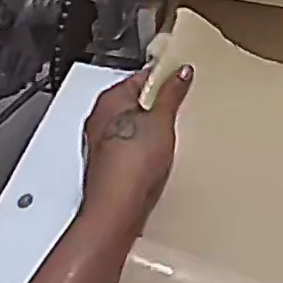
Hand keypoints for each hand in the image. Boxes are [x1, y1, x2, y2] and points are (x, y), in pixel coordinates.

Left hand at [80, 66, 192, 228]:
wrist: (117, 210)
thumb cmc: (129, 166)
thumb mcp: (162, 119)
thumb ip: (172, 92)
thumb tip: (181, 73)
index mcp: (110, 100)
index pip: (141, 76)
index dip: (165, 77)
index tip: (182, 79)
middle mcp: (100, 119)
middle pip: (137, 99)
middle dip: (159, 102)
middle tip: (180, 105)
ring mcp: (104, 143)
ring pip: (135, 122)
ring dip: (153, 124)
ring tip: (170, 131)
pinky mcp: (110, 163)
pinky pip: (134, 143)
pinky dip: (147, 143)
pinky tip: (159, 152)